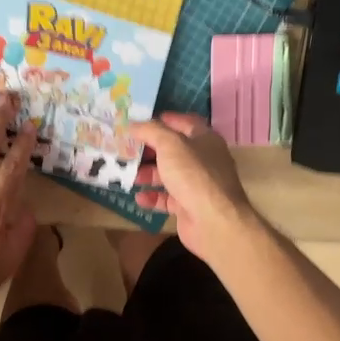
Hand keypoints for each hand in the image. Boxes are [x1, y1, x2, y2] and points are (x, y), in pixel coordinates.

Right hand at [130, 113, 258, 264]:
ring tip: (126, 174)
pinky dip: (153, 197)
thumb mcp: (170, 144)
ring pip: (169, 175)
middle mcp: (203, 159)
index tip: (141, 121)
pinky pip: (167, 198)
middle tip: (127, 148)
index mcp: (205, 139)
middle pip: (173, 150)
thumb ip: (151, 131)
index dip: (164, 120)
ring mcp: (197, 184)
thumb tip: (133, 124)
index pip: (185, 122)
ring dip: (148, 174)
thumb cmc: (193, 174)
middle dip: (150, 149)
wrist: (213, 221)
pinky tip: (138, 197)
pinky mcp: (189, 206)